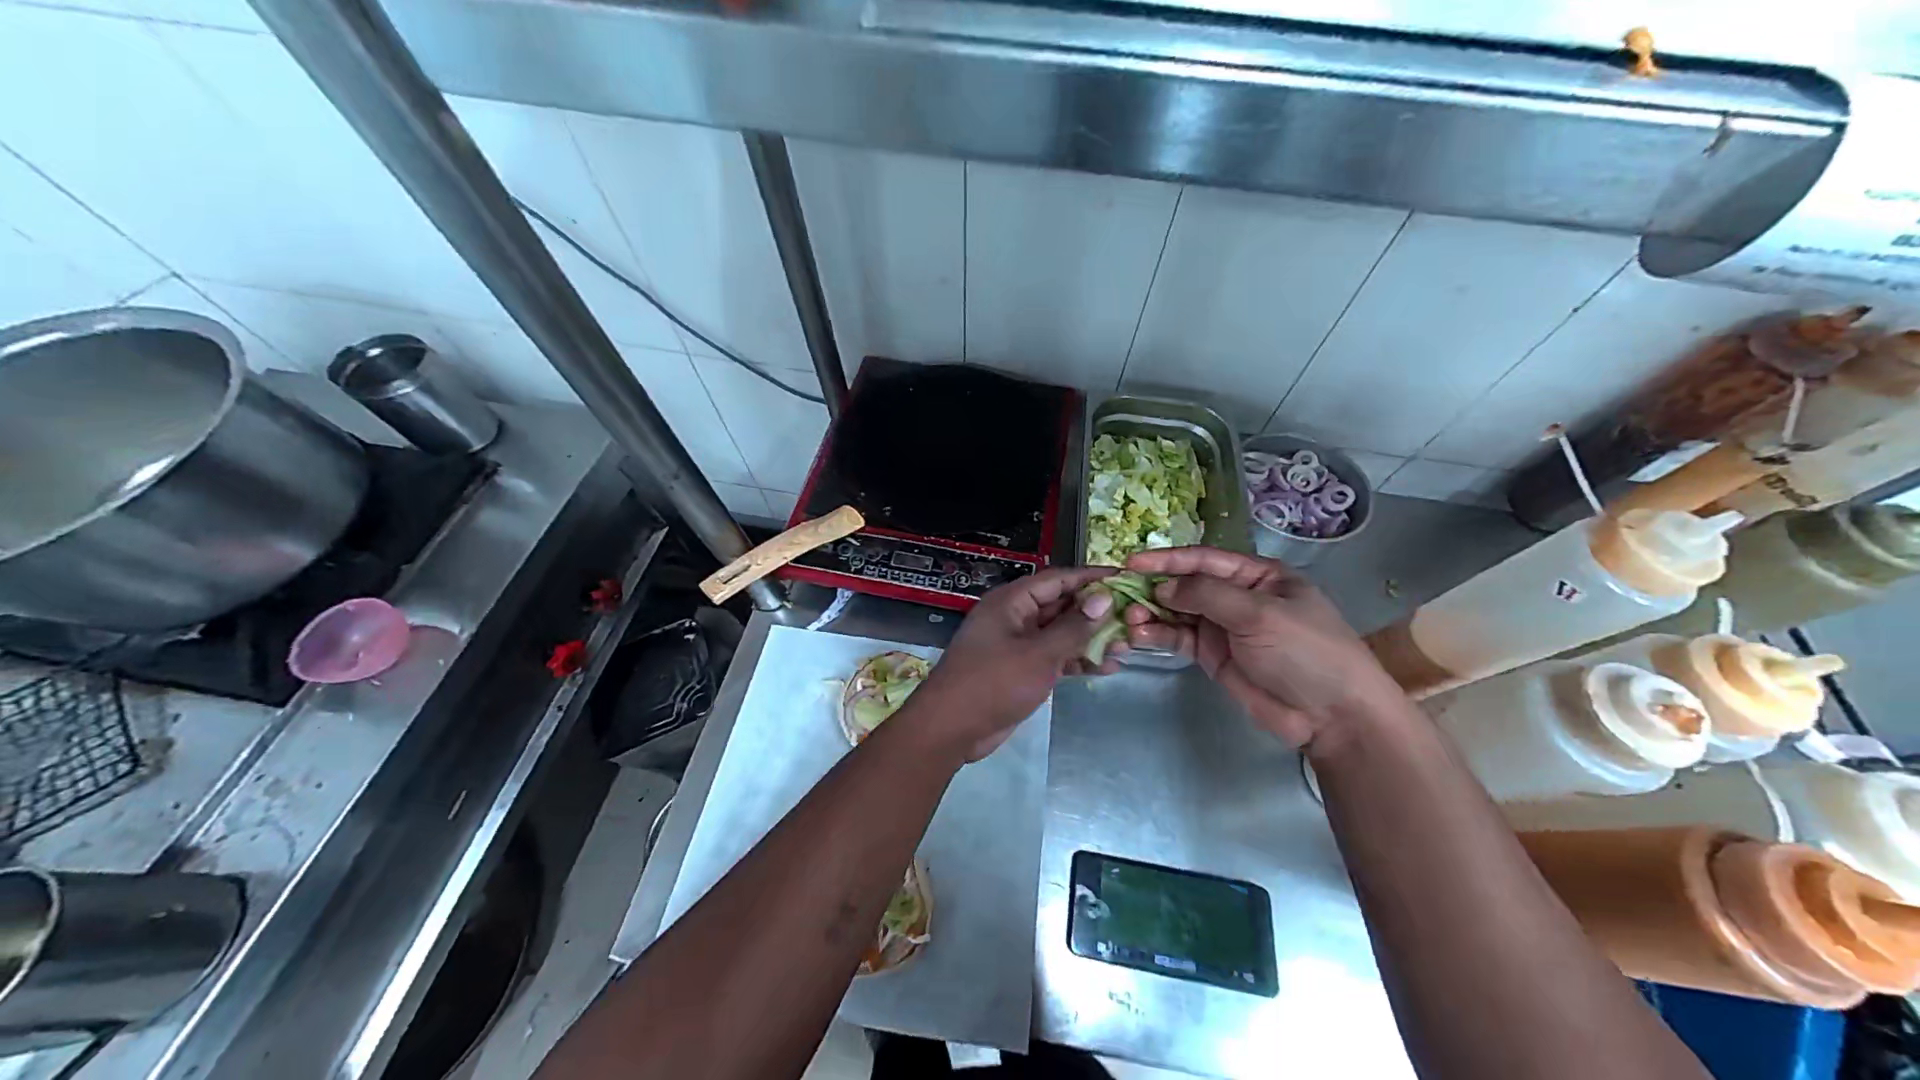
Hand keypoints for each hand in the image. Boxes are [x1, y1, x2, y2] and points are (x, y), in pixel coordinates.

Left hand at [910, 566, 1120, 761]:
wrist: (951, 728)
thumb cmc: (992, 683)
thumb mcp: (1038, 654)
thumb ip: (1073, 627)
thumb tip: (1103, 598)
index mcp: (1011, 601)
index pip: (1058, 579)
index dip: (1092, 578)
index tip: (1127, 579)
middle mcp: (1015, 616)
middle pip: (1061, 605)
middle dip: (1096, 612)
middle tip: (1134, 617)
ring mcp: (1018, 644)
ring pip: (1061, 633)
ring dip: (1091, 638)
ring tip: (1128, 645)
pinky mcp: (1021, 669)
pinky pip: (1055, 656)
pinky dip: (1077, 660)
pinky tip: (1108, 667)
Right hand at [1124, 547, 1407, 750]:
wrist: (1333, 716)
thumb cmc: (1306, 651)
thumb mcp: (1260, 614)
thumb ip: (1208, 595)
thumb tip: (1162, 588)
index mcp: (1258, 576)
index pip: (1204, 560)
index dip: (1168, 560)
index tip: (1132, 563)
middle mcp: (1237, 597)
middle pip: (1186, 585)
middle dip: (1154, 588)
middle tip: (1120, 594)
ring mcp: (1224, 628)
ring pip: (1177, 612)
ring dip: (1151, 613)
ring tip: (1127, 618)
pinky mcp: (1213, 656)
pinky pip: (1179, 639)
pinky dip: (1158, 636)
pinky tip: (1139, 636)